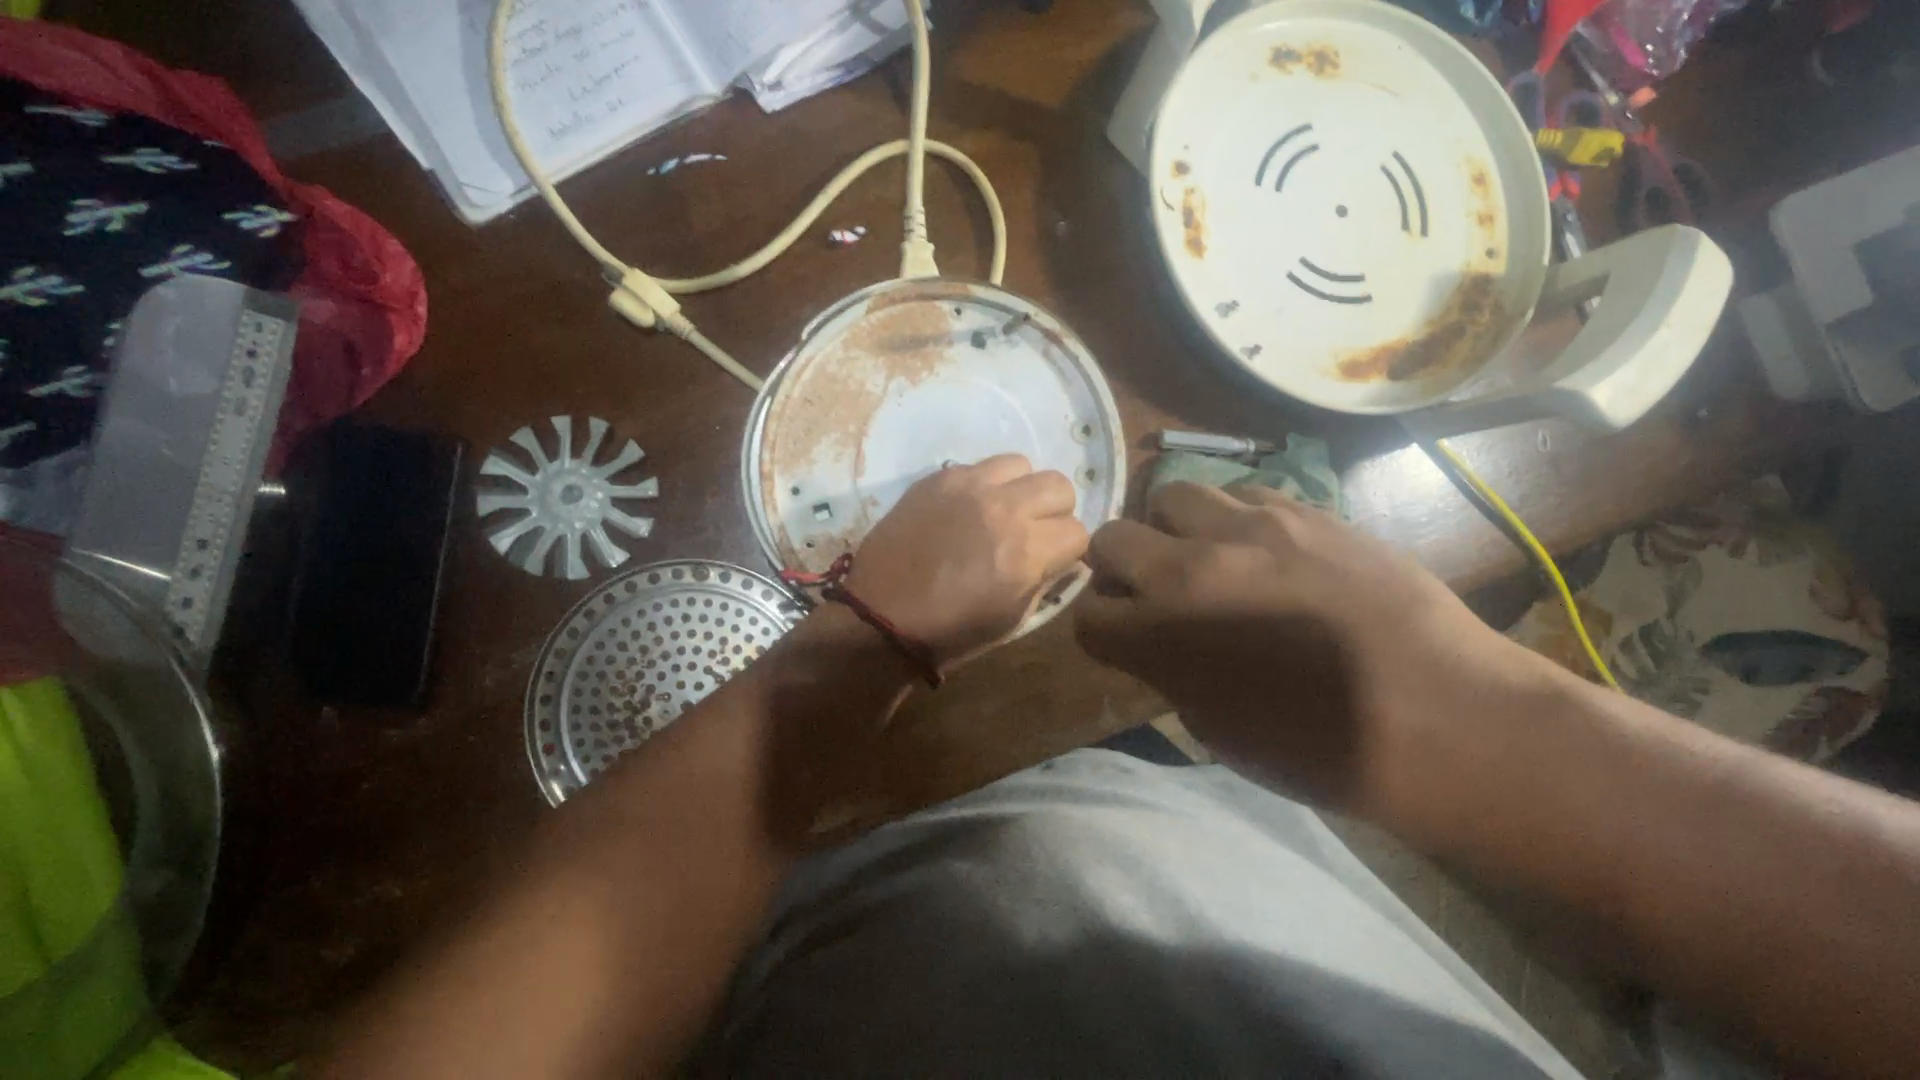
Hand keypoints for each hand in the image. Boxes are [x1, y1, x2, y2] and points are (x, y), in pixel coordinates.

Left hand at [845, 454, 1089, 671]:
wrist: (881, 618)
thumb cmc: (950, 633)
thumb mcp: (1012, 620)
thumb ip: (1043, 581)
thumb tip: (1059, 559)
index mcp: (1027, 551)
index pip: (1079, 531)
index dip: (1070, 549)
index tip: (1055, 559)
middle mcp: (1004, 508)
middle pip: (1058, 486)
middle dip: (1055, 511)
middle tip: (1034, 531)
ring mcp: (968, 486)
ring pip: (1020, 464)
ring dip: (1020, 488)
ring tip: (1001, 511)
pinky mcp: (937, 478)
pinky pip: (977, 466)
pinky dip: (982, 486)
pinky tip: (965, 510)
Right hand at [1075, 482, 1560, 815]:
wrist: (1444, 718)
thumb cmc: (1323, 752)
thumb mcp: (1218, 731)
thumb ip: (1170, 673)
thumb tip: (1161, 645)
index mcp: (1163, 632)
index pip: (1088, 614)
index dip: (1099, 630)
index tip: (1121, 641)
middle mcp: (1193, 565)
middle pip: (1111, 537)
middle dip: (1117, 568)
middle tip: (1150, 593)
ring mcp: (1252, 527)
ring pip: (1173, 494)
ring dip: (1172, 529)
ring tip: (1206, 558)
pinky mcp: (1307, 511)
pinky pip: (1243, 494)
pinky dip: (1234, 519)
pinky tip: (1264, 551)